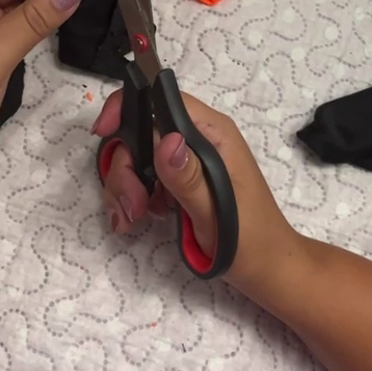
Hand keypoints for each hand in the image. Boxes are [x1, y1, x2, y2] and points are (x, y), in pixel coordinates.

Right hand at [93, 89, 306, 293]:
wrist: (268, 271)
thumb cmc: (251, 241)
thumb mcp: (216, 212)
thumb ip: (188, 177)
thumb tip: (167, 139)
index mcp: (212, 134)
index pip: (162, 99)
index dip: (127, 108)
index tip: (104, 133)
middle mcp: (198, 139)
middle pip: (141, 132)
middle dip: (125, 167)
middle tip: (130, 207)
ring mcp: (187, 160)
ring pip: (136, 156)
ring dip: (125, 186)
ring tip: (131, 219)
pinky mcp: (179, 180)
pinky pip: (143, 176)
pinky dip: (131, 196)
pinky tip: (137, 219)